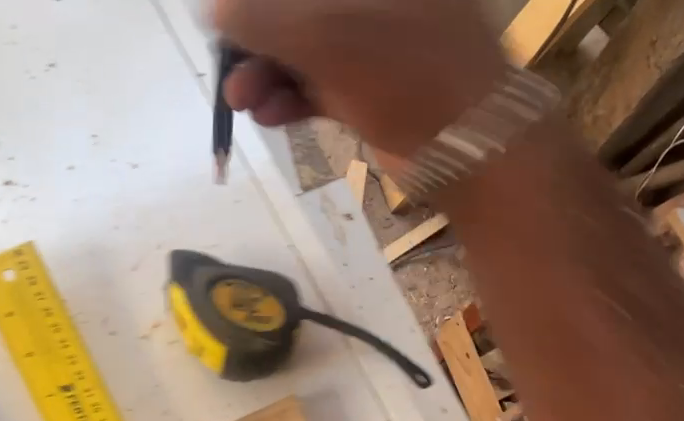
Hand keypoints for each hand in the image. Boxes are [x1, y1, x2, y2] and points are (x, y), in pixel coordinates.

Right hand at [212, 0, 502, 156]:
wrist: (469, 144)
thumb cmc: (407, 72)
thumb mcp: (327, 38)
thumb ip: (264, 19)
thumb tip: (214, 10)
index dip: (258, 6)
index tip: (226, 24)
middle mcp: (373, 2)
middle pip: (298, 10)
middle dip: (257, 40)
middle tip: (228, 71)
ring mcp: (375, 41)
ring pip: (305, 49)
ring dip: (267, 75)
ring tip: (242, 103)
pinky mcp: (373, 85)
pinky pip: (321, 84)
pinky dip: (291, 99)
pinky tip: (266, 115)